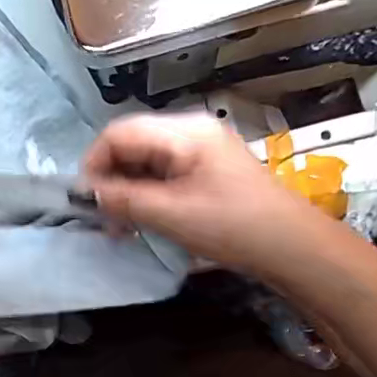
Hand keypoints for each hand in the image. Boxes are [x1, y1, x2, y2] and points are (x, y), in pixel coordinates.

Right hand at [83, 112, 334, 272]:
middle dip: (109, 179)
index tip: (85, 201)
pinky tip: (142, 220)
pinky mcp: (206, 170)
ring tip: (121, 226)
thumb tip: (87, 193)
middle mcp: (191, 131)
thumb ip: (124, 199)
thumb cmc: (232, 226)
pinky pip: (162, 174)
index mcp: (184, 132)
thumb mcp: (170, 214)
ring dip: (126, 191)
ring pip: (144, 161)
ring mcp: (200, 149)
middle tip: (103, 219)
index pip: (119, 133)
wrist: (291, 245)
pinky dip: (145, 195)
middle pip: (131, 144)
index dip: (94, 164)